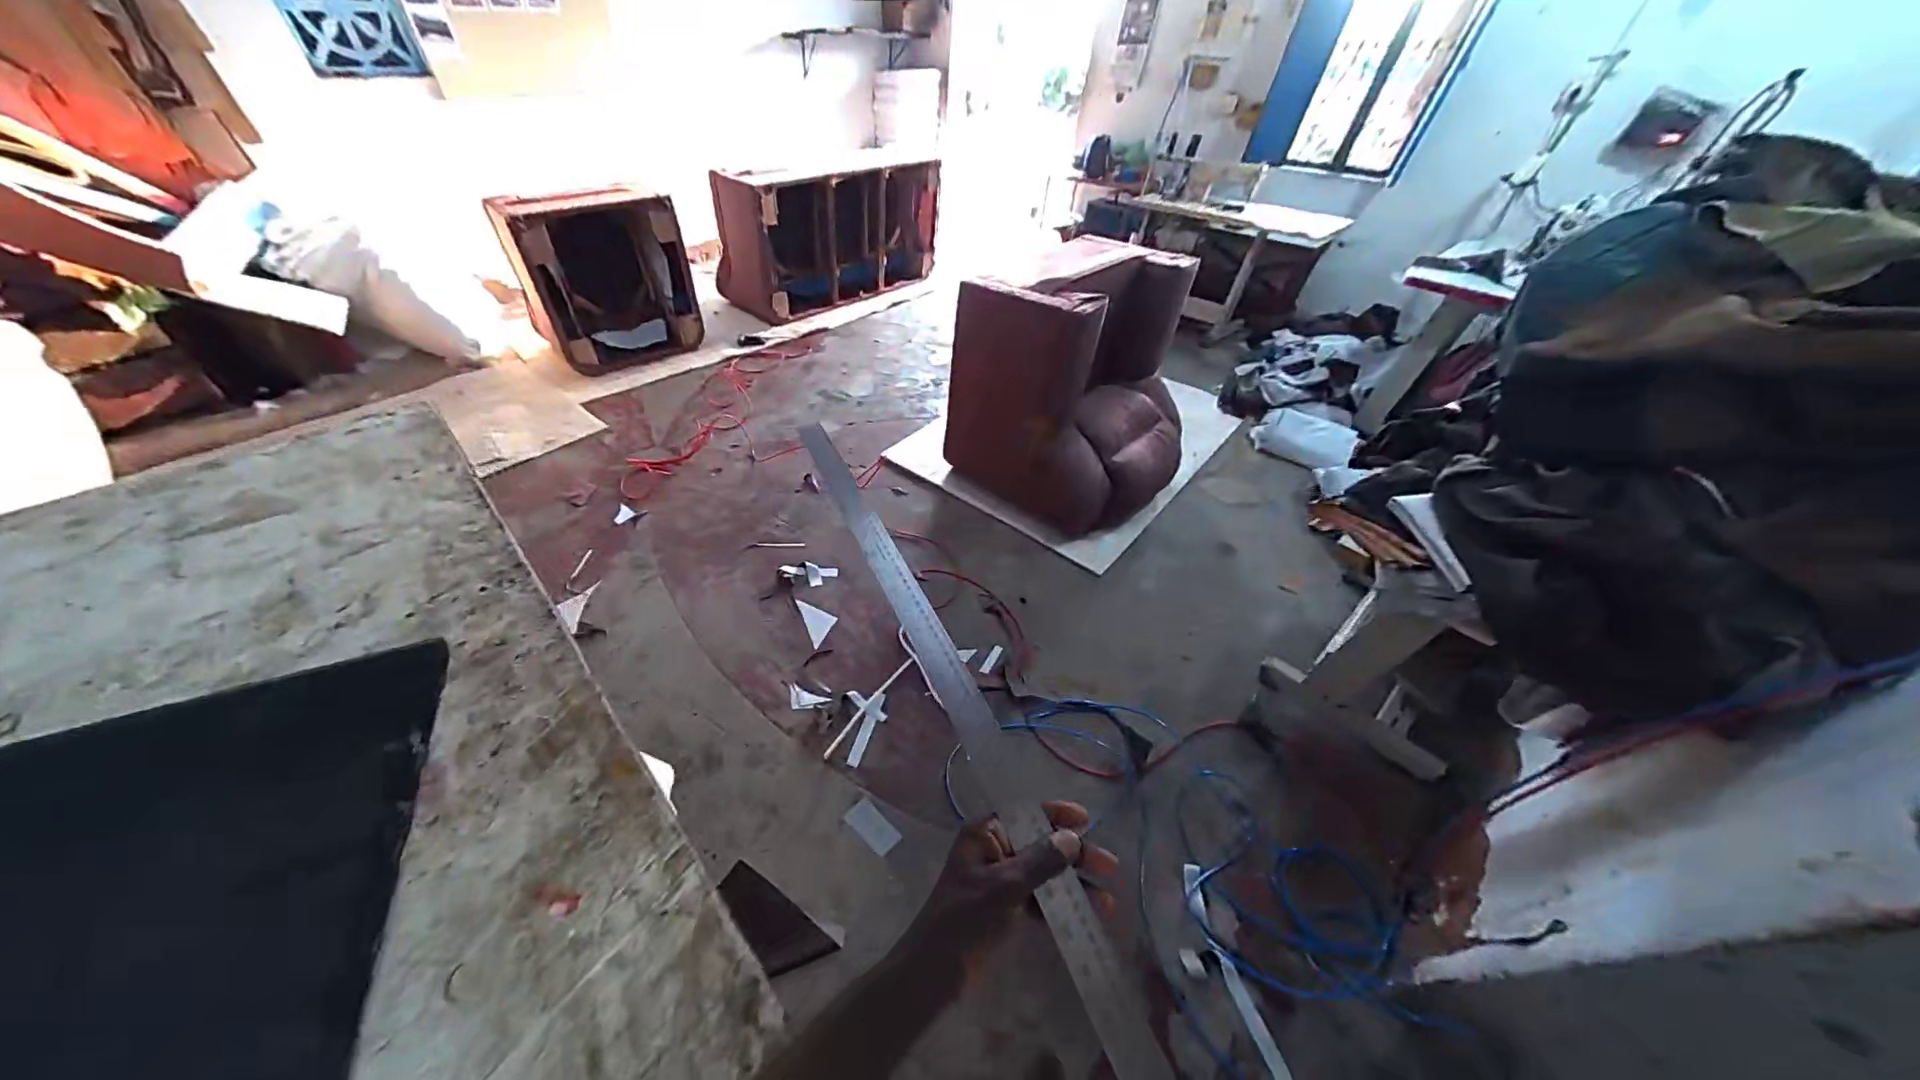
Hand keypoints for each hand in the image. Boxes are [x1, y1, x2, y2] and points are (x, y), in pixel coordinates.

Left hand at [898, 800, 1120, 975]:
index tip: (1087, 819)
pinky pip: (1039, 899)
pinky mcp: (1005, 908)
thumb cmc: (964, 920)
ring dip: (1074, 885)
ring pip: (1045, 873)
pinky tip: (1087, 917)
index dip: (1056, 813)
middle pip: (1041, 844)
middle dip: (1075, 855)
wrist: (933, 973)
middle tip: (1109, 867)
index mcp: (985, 834)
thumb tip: (1072, 838)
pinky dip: (1061, 906)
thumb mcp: (1003, 887)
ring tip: (1109, 903)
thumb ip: (1039, 862)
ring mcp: (1000, 880)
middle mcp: (994, 850)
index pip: (1026, 813)